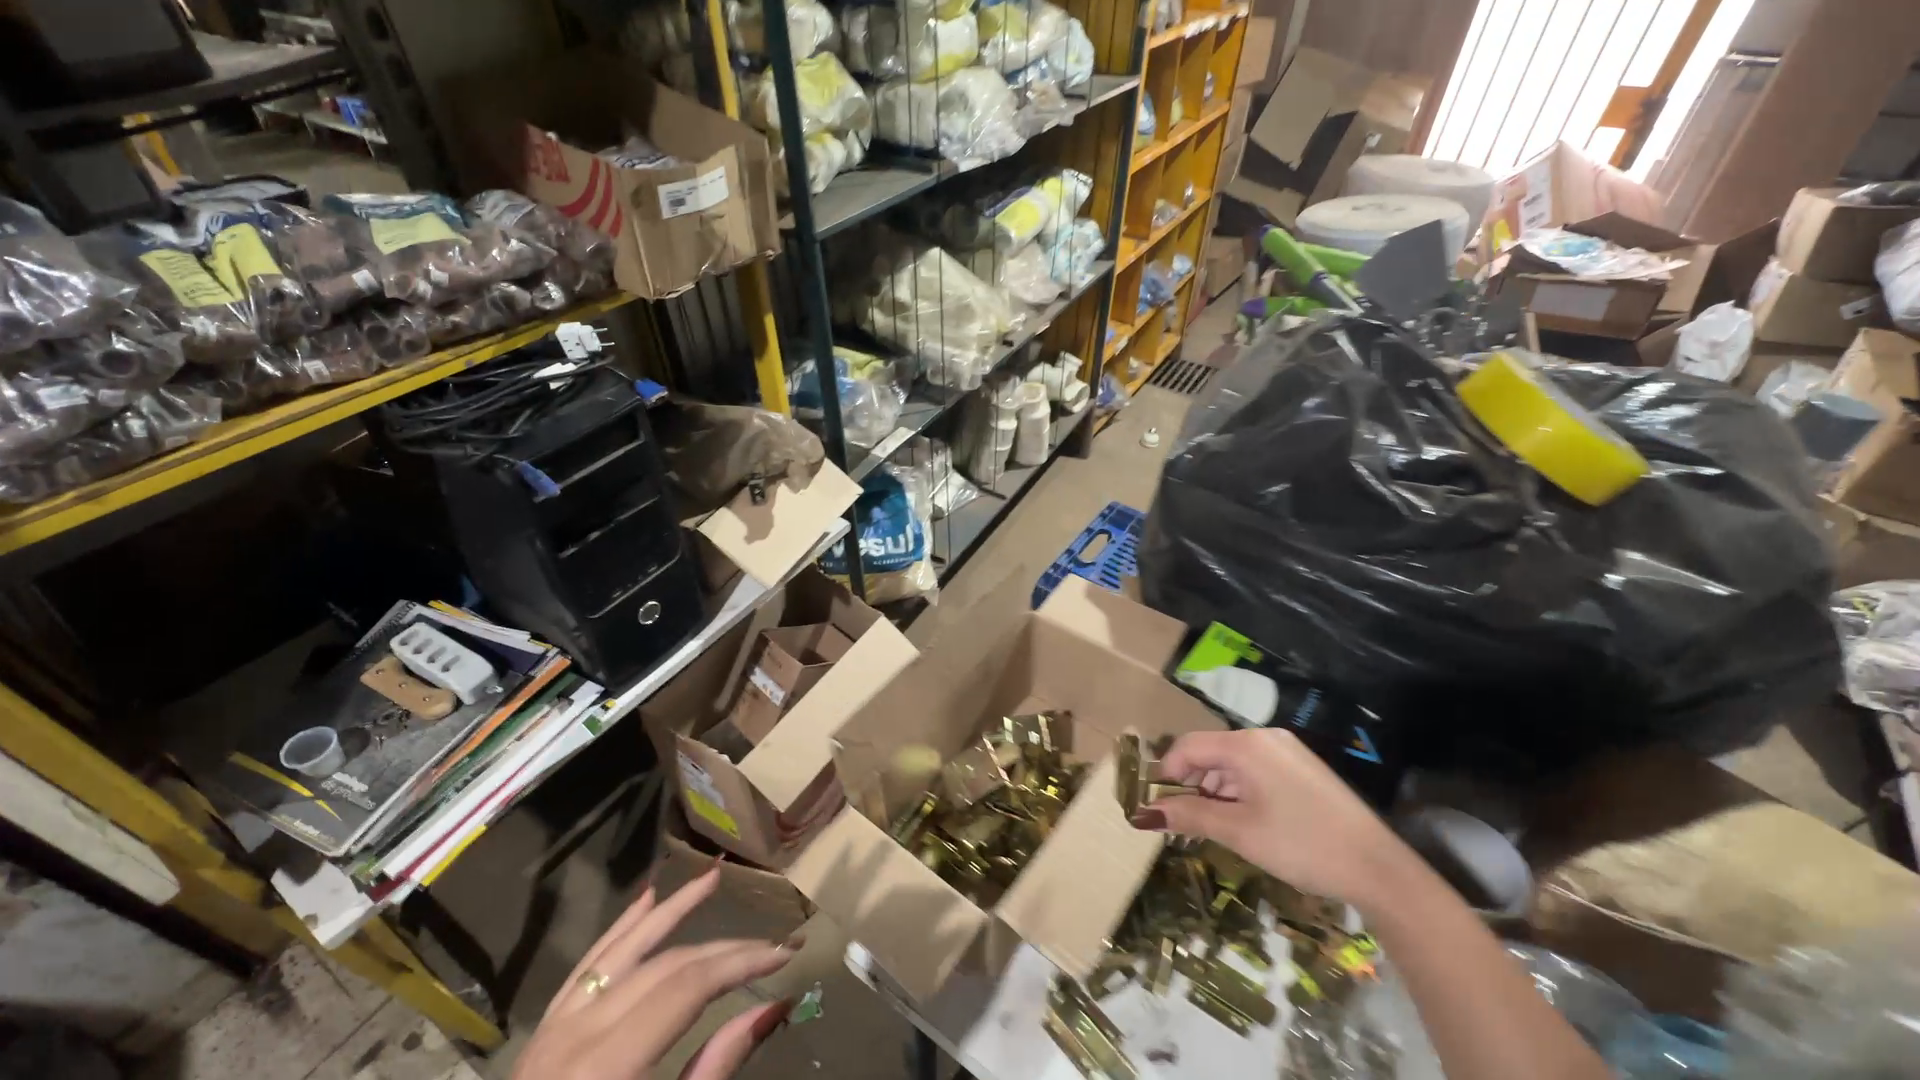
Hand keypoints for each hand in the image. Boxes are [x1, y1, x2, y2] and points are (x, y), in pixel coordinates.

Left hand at [511, 867, 797, 1079]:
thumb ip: (713, 1068)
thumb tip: (770, 1006)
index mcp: (605, 1066)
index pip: (687, 987)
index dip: (740, 963)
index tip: (786, 955)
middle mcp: (575, 1033)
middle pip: (663, 966)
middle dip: (722, 949)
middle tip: (773, 942)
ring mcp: (553, 1028)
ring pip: (621, 950)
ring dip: (668, 912)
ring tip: (709, 879)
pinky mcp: (544, 1032)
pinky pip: (586, 966)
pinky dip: (619, 932)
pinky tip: (645, 902)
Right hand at [1133, 729, 1412, 911]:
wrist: (1375, 866)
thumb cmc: (1299, 843)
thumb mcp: (1238, 832)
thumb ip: (1189, 816)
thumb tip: (1143, 814)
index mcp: (1246, 745)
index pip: (1188, 747)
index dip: (1165, 775)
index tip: (1154, 808)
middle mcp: (1265, 738)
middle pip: (1210, 754)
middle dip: (1190, 786)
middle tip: (1182, 826)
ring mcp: (1288, 752)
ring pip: (1233, 765)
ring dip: (1215, 793)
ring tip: (1212, 831)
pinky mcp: (1303, 769)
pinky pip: (1256, 772)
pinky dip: (1240, 794)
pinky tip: (1244, 824)